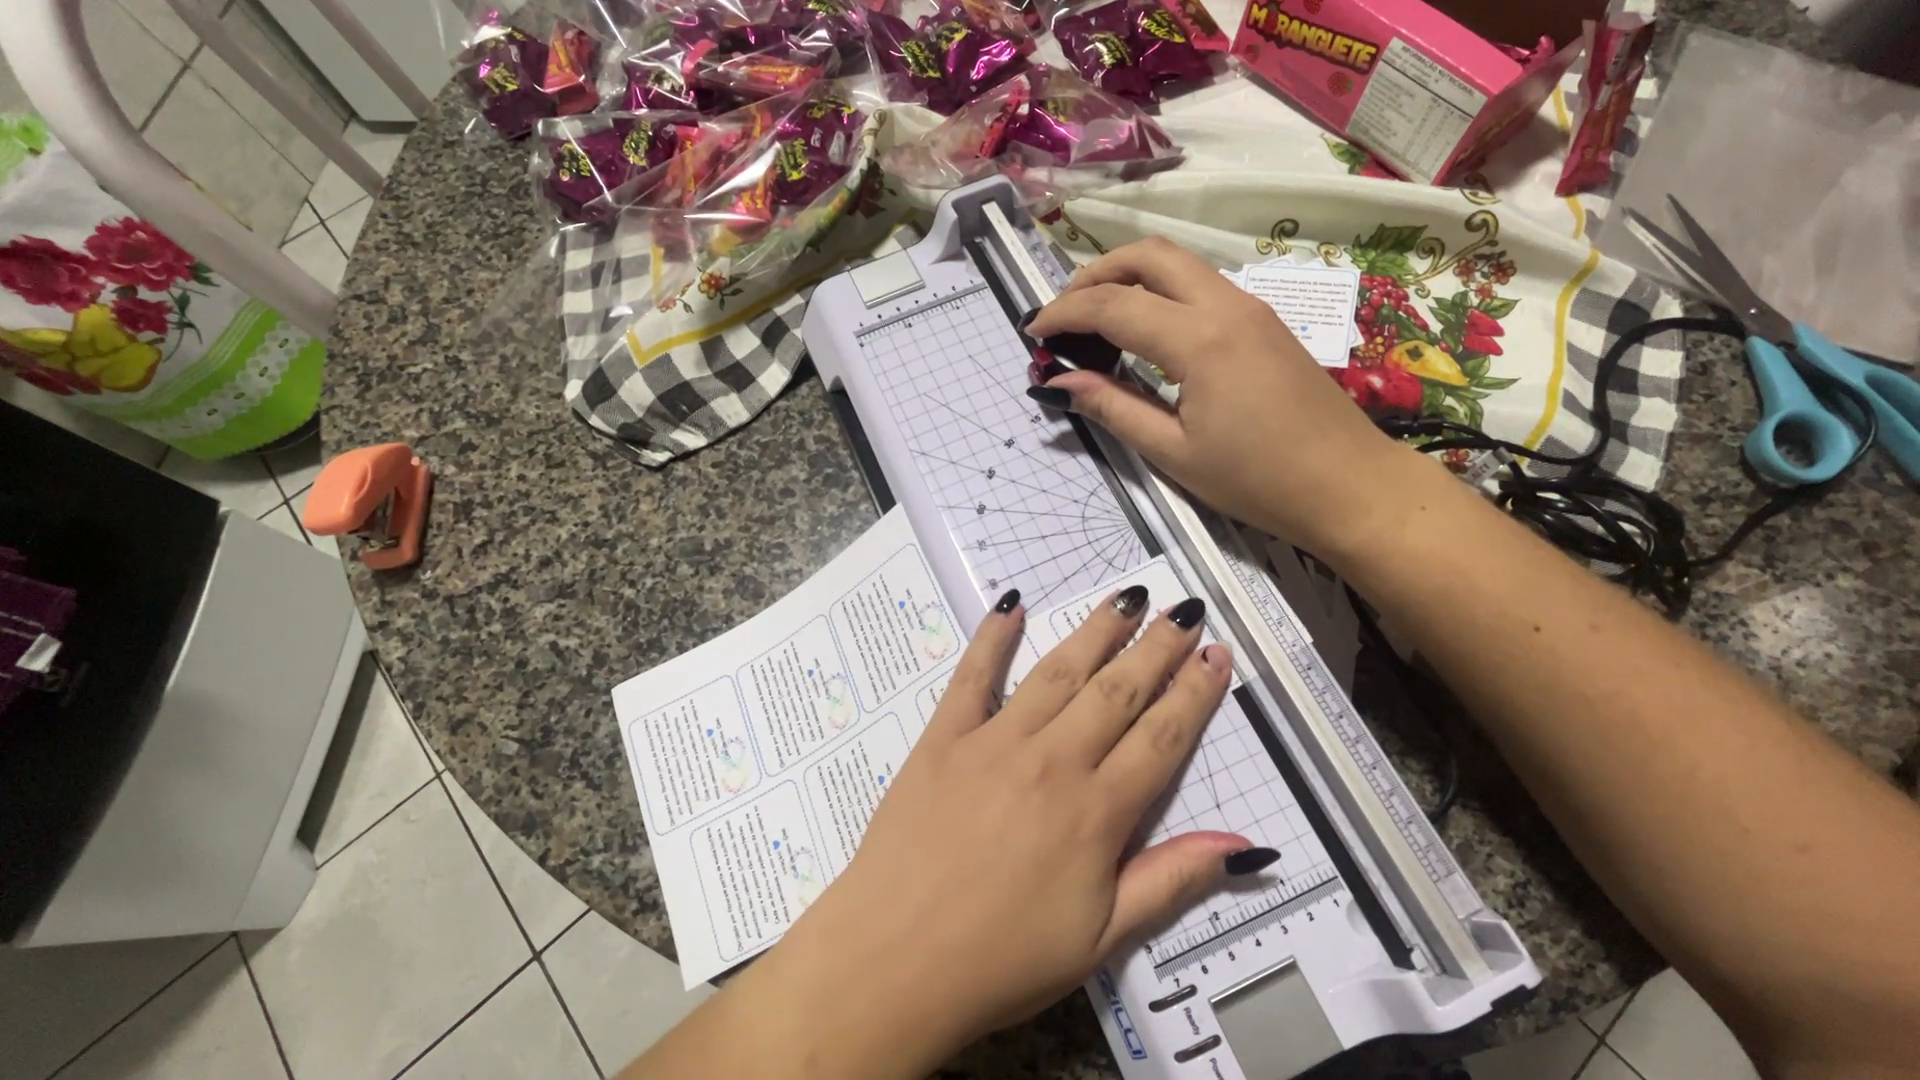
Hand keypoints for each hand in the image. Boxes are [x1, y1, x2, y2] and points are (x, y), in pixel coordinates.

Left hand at [769, 588, 1265, 1070]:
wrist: (893, 961)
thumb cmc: (1003, 961)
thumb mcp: (1102, 939)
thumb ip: (1172, 881)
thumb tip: (1249, 847)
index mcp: (1097, 812)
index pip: (1162, 737)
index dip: (1195, 693)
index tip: (1217, 654)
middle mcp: (1052, 761)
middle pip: (1118, 691)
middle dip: (1157, 647)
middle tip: (1185, 610)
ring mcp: (993, 742)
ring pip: (1058, 672)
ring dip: (1097, 631)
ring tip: (1127, 598)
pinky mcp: (942, 739)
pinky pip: (973, 675)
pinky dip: (993, 636)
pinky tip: (1012, 604)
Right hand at [1025, 236, 1423, 558]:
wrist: (1347, 485)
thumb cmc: (1257, 480)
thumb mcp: (1173, 452)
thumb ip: (1112, 408)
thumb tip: (1058, 383)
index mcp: (1199, 340)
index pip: (1112, 305)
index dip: (1064, 314)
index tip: (1032, 334)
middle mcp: (1224, 305)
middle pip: (1146, 255)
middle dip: (1094, 274)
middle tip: (1064, 315)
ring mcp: (1250, 307)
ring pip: (1176, 262)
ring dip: (1128, 277)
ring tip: (1095, 320)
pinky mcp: (1263, 320)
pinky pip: (1199, 284)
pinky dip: (1159, 291)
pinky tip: (1144, 330)